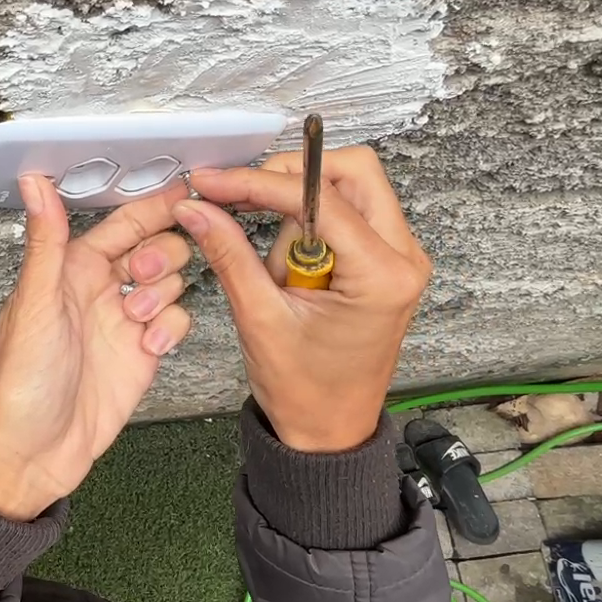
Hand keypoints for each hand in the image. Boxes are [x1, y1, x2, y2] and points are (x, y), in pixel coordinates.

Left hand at [0, 175, 194, 520]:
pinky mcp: (141, 353)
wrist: (37, 452)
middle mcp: (99, 290)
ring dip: (163, 294)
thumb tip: (35, 183)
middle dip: (161, 254)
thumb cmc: (22, 383)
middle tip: (141, 277)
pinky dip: (172, 328)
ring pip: (170, 282)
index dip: (154, 206)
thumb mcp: (35, 304)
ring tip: (137, 319)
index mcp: (70, 269)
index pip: (122, 223)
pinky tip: (151, 346)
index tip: (185, 191)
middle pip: (155, 247)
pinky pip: (176, 322)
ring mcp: (123, 321)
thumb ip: (46, 241)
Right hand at [170, 147, 430, 451]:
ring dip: (297, 205)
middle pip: (351, 172)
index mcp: (382, 275)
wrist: (329, 429)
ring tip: (275, 269)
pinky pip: (345, 214)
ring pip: (348, 187)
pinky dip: (306, 220)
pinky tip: (283, 260)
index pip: (318, 199)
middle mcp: (403, 257)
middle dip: (288, 178)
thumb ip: (228, 254)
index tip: (213, 182)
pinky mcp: (381, 260)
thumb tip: (197, 208)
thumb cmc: (305, 389)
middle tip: (240, 199)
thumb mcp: (258, 318)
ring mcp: (397, 256)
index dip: (257, 184)